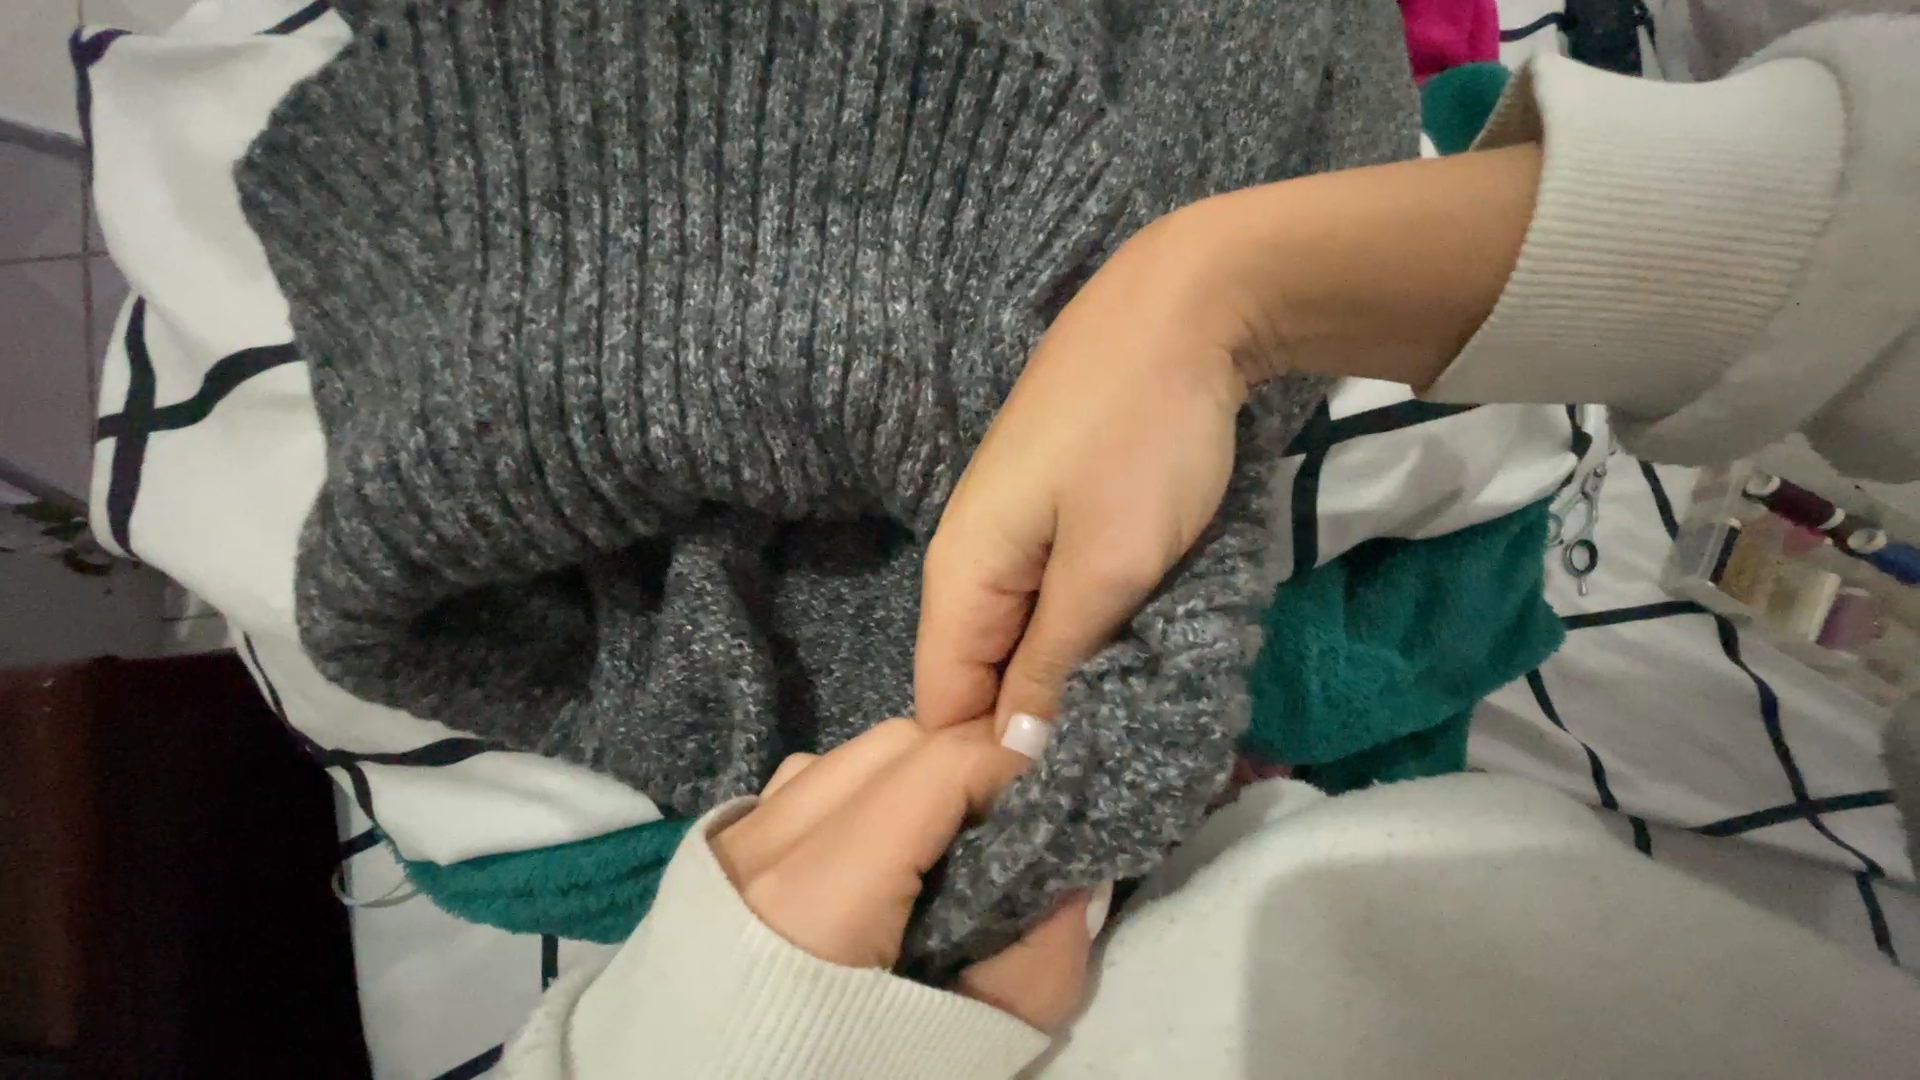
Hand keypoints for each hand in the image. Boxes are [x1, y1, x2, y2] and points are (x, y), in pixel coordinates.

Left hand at [711, 718, 1096, 1031]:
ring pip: (850, 754)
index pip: (936, 767)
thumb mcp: (962, 1054)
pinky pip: (805, 781)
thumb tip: (1072, 875)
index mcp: (813, 899)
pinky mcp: (718, 846)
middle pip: (895, 744)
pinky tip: (868, 851)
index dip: (1008, 768)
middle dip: (964, 767)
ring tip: (938, 844)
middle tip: (1001, 829)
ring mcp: (732, 839)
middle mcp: (761, 845)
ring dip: (911, 777)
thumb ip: (1037, 967)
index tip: (1045, 806)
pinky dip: (858, 792)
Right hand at [916, 211, 1259, 730]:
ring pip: (1014, 646)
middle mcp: (966, 565)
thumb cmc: (1140, 442)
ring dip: (1058, 689)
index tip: (1052, 812)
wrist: (1180, 314)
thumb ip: (1050, 665)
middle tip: (1099, 780)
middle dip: (1026, 733)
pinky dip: (1076, 642)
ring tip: (1116, 733)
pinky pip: (1044, 608)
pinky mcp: (1048, 524)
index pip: (940, 706)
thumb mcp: (1105, 568)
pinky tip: (1118, 661)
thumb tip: (1007, 754)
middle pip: (973, 679)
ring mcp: (1007, 540)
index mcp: (959, 578)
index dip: (985, 767)